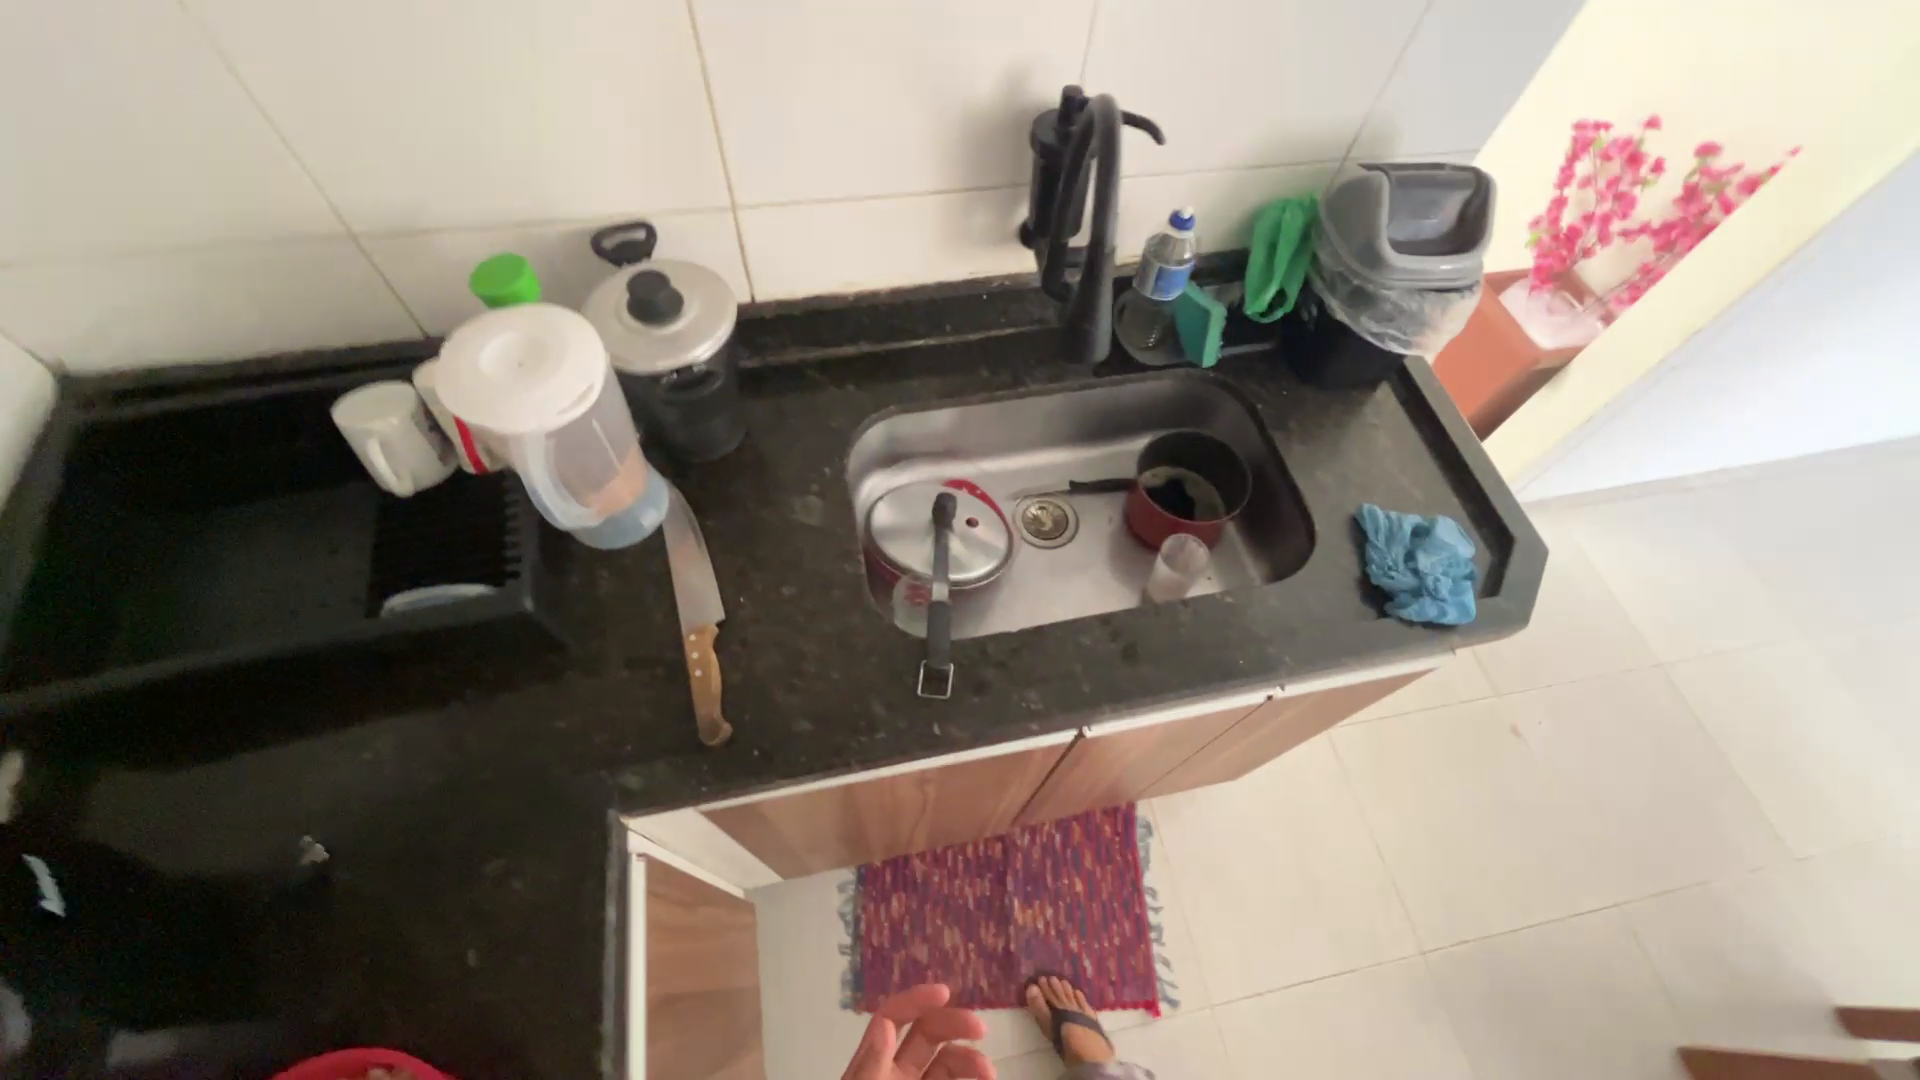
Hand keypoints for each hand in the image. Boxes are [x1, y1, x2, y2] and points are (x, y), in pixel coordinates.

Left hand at [841, 983, 995, 1079]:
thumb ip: (871, 1064)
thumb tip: (883, 1026)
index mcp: (873, 1060)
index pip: (893, 1017)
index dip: (917, 999)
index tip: (945, 991)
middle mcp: (895, 1071)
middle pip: (927, 1034)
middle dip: (955, 1023)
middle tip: (980, 1027)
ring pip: (947, 1063)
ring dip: (970, 1060)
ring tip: (989, 1072)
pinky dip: (972, 1079)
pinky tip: (986, 1079)